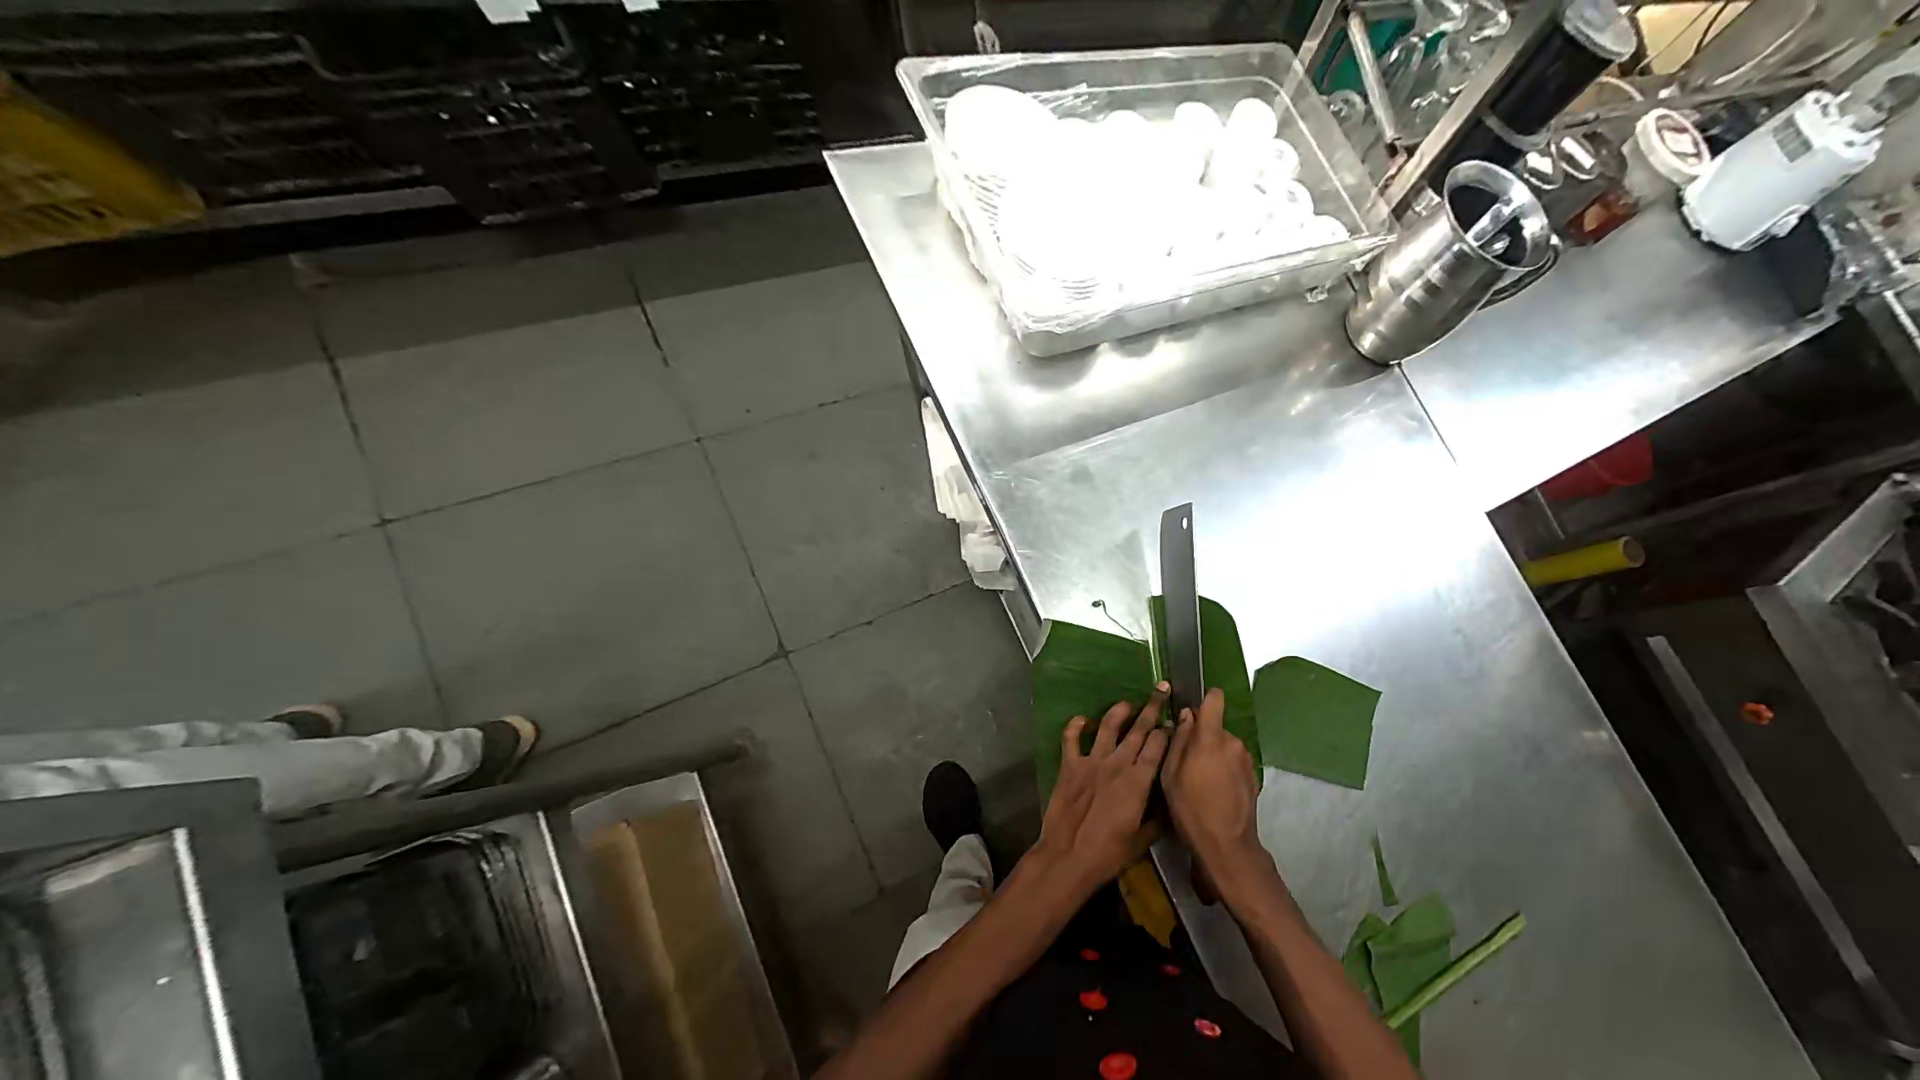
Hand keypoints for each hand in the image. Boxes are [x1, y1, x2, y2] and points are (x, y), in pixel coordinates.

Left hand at [1031, 683, 1171, 897]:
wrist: (1069, 856)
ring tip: (1127, 704)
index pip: (1157, 746)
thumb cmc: (1109, 853)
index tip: (1174, 720)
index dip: (1167, 731)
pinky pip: (1071, 739)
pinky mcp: (1069, 765)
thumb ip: (1155, 819)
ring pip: (1108, 726)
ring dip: (1119, 711)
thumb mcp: (1142, 840)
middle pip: (1138, 729)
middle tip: (1161, 689)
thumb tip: (1167, 807)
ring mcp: (1091, 761)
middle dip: (1152, 708)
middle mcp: (1117, 764)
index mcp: (1138, 781)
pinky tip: (1082, 719)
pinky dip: (1076, 726)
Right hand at [1162, 687, 1268, 891]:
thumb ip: (1178, 740)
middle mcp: (1233, 743)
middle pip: (1215, 727)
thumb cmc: (1190, 808)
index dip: (1205, 698)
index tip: (1192, 709)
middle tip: (1185, 758)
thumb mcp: (1170, 774)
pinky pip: (1233, 761)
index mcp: (1210, 738)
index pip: (1214, 700)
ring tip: (1198, 778)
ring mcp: (1246, 760)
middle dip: (1201, 736)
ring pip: (1224, 745)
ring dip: (1212, 754)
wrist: (1226, 845)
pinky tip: (1213, 790)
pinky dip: (1223, 768)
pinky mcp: (1253, 776)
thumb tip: (1186, 717)